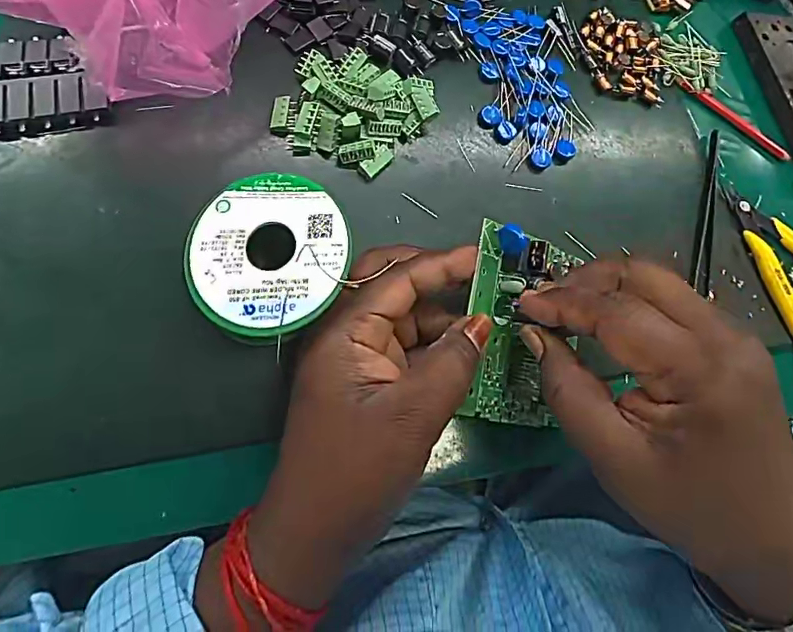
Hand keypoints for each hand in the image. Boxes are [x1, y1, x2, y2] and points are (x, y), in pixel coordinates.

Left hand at [195, 245, 489, 623]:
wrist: (311, 536)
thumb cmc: (354, 475)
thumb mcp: (412, 417)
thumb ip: (452, 363)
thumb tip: (482, 323)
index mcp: (344, 331)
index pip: (397, 279)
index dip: (441, 263)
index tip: (482, 256)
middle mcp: (345, 333)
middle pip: (388, 281)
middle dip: (432, 273)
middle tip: (477, 274)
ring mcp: (354, 355)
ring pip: (399, 313)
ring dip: (437, 310)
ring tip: (482, 314)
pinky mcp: (365, 378)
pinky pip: (402, 343)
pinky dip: (432, 341)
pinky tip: (462, 347)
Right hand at [514, 257, 792, 622]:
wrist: (777, 540)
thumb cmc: (692, 508)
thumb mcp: (615, 460)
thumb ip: (569, 392)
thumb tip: (536, 334)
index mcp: (700, 371)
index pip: (619, 311)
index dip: (565, 302)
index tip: (524, 303)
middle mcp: (725, 336)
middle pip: (642, 275)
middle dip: (585, 280)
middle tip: (545, 302)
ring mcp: (735, 332)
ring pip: (658, 278)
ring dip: (607, 284)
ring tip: (568, 305)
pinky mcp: (734, 336)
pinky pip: (674, 297)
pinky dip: (632, 297)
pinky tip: (607, 316)